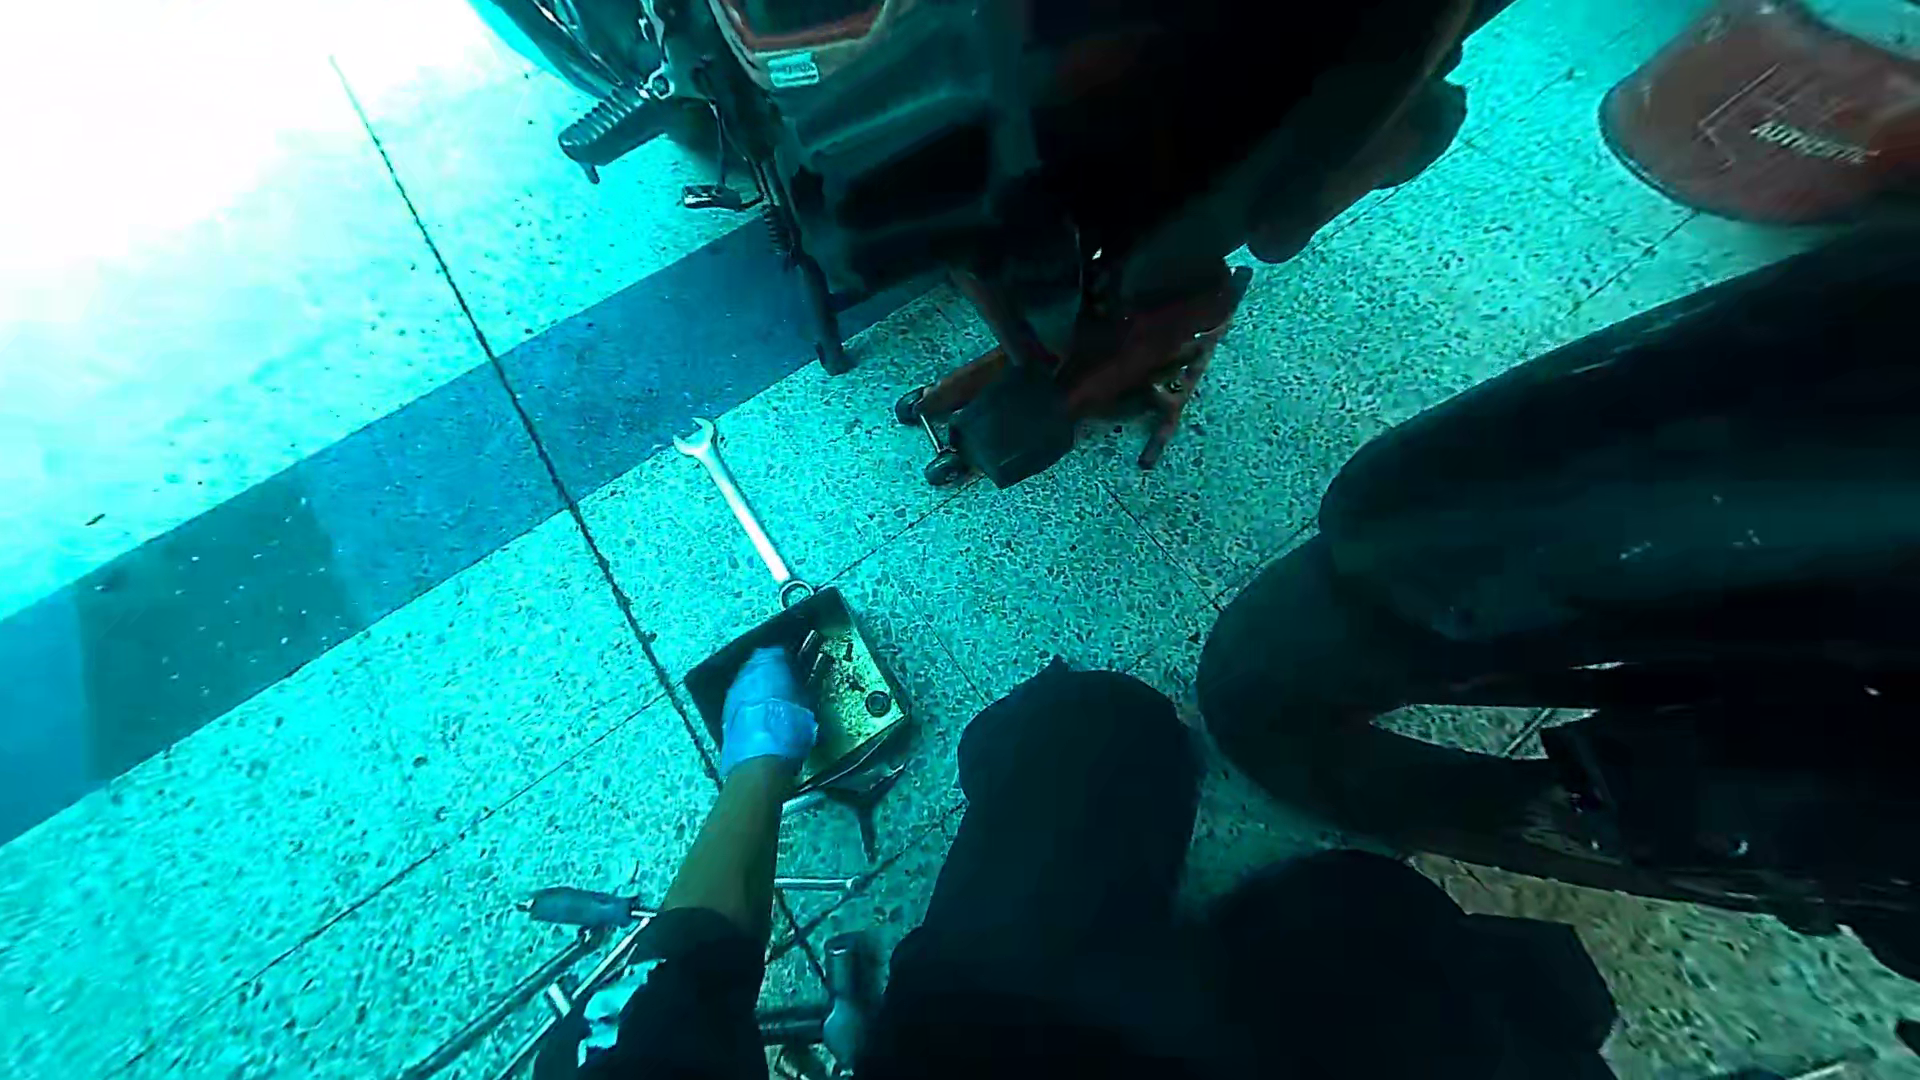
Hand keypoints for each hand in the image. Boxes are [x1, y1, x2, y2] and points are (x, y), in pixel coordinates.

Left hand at [718, 646, 817, 777]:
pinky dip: (750, 697)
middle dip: (771, 666)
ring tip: (773, 693)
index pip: (777, 651)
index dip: (788, 656)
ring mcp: (734, 692)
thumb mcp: (806, 703)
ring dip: (759, 681)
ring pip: (747, 678)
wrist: (759, 761)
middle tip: (785, 676)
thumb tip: (806, 675)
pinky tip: (760, 709)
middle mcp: (748, 674)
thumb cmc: (789, 728)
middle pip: (758, 661)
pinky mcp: (727, 710)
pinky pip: (740, 695)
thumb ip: (803, 684)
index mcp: (770, 666)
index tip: (797, 662)